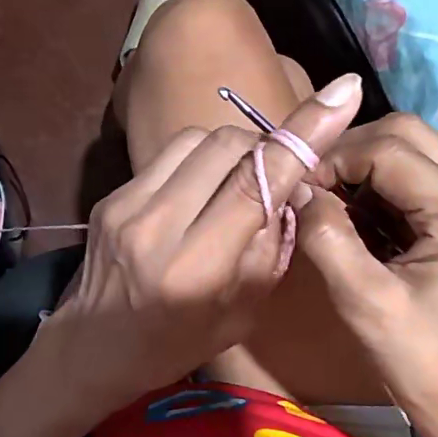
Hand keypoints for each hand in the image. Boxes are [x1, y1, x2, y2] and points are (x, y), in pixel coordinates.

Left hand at [32, 75, 364, 420]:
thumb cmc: (175, 342)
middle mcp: (156, 228)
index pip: (256, 183)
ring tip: (228, 186)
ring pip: (193, 139)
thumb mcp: (241, 312)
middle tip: (270, 175)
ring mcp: (125, 207)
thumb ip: (271, 244)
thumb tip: (290, 181)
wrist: (93, 345)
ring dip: (226, 152)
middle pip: (225, 145)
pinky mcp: (108, 196)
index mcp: (195, 268)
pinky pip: (165, 156)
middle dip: (261, 149)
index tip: (344, 91)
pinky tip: (192, 195)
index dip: (303, 135)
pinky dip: (193, 165)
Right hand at [295, 113, 437, 436]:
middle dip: (348, 152)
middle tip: (312, 189)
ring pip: (409, 146)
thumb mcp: (360, 298)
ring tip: (328, 202)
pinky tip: (354, 215)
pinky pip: (413, 172)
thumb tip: (295, 186)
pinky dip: (375, 182)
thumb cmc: (414, 356)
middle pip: (404, 132)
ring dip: (360, 165)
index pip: (388, 149)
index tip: (297, 191)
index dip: (333, 160)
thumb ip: (325, 235)